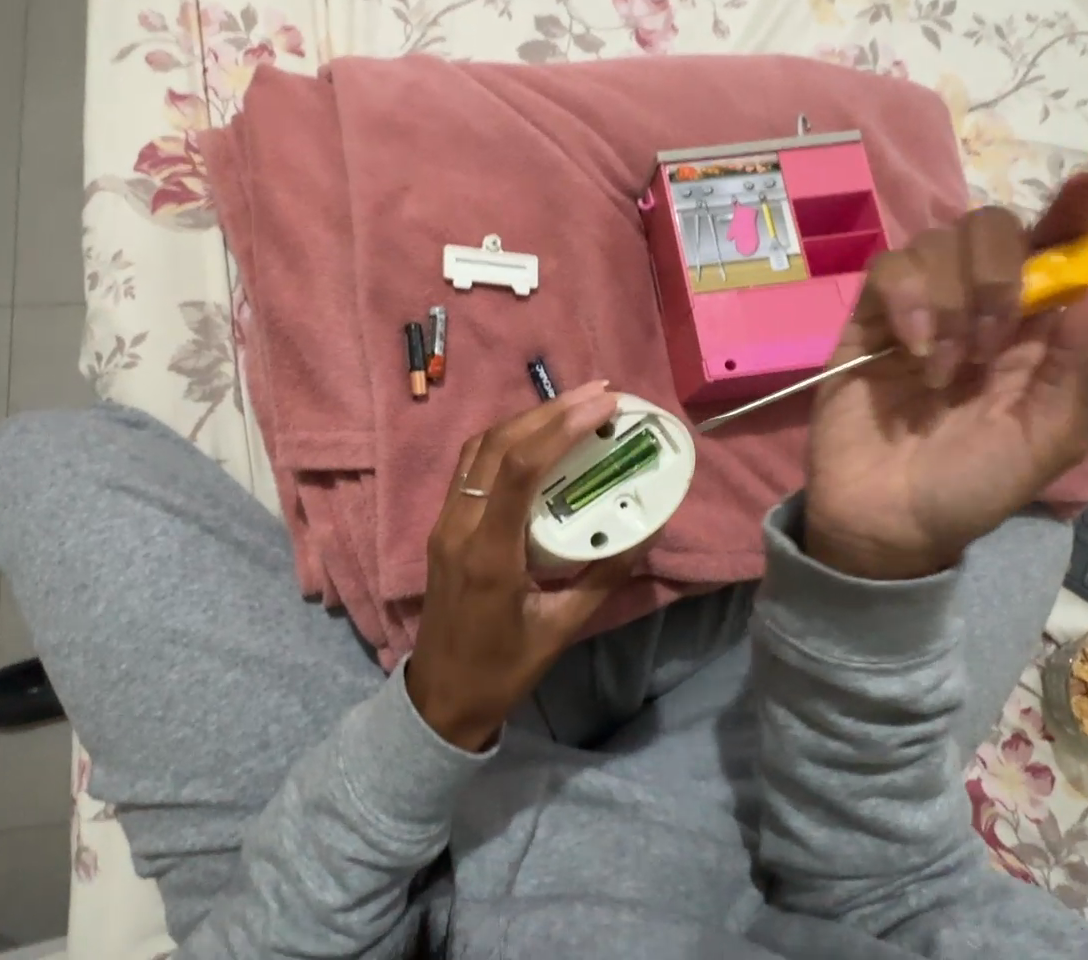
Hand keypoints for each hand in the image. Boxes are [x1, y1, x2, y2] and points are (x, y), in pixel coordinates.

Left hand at [405, 380, 641, 750]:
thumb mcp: (561, 629)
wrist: (441, 695)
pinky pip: (471, 468)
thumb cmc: (502, 669)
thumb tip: (646, 530)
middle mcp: (459, 526)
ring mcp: (444, 523)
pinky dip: (504, 442)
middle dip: (548, 410)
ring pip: (478, 450)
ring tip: (572, 406)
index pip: (520, 469)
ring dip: (524, 420)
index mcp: (488, 554)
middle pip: (497, 445)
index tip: (604, 404)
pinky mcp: (442, 526)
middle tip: (597, 392)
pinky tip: (536, 439)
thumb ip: (603, 577)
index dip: (562, 427)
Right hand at [804, 173, 1087, 579]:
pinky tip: (912, 348)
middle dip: (1003, 273)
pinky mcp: (866, 322)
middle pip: (993, 227)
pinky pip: (887, 270)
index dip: (1075, 210)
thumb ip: (1084, 351)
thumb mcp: (1048, 430)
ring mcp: (917, 312)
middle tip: (995, 340)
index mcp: (1035, 331)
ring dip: (953, 302)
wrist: (886, 520)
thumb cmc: (973, 486)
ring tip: (945, 370)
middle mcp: (976, 308)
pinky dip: (908, 299)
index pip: (1057, 248)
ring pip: (938, 243)